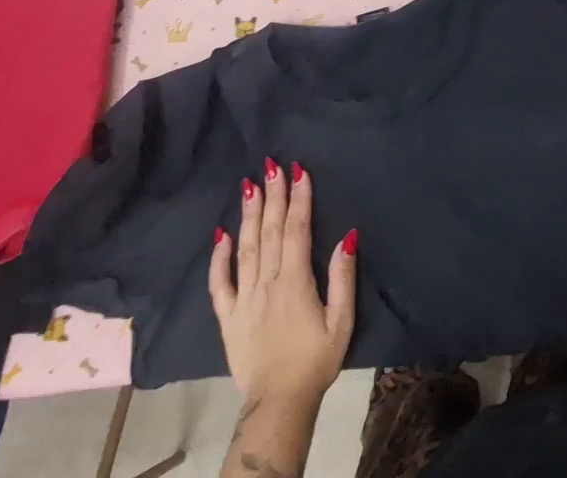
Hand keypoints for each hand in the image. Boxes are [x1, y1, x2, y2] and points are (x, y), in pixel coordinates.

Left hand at [209, 158, 357, 406]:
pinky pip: (219, 282)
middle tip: (271, 165)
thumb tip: (347, 236)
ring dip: (249, 215)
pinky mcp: (227, 316)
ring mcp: (243, 298)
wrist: (279, 402)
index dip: (298, 199)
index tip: (298, 171)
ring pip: (246, 247)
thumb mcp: (342, 322)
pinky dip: (219, 256)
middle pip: (270, 231)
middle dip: (272, 195)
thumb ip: (343, 278)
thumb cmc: (316, 361)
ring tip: (250, 185)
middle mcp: (266, 282)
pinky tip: (222, 234)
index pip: (296, 230)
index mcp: (295, 282)